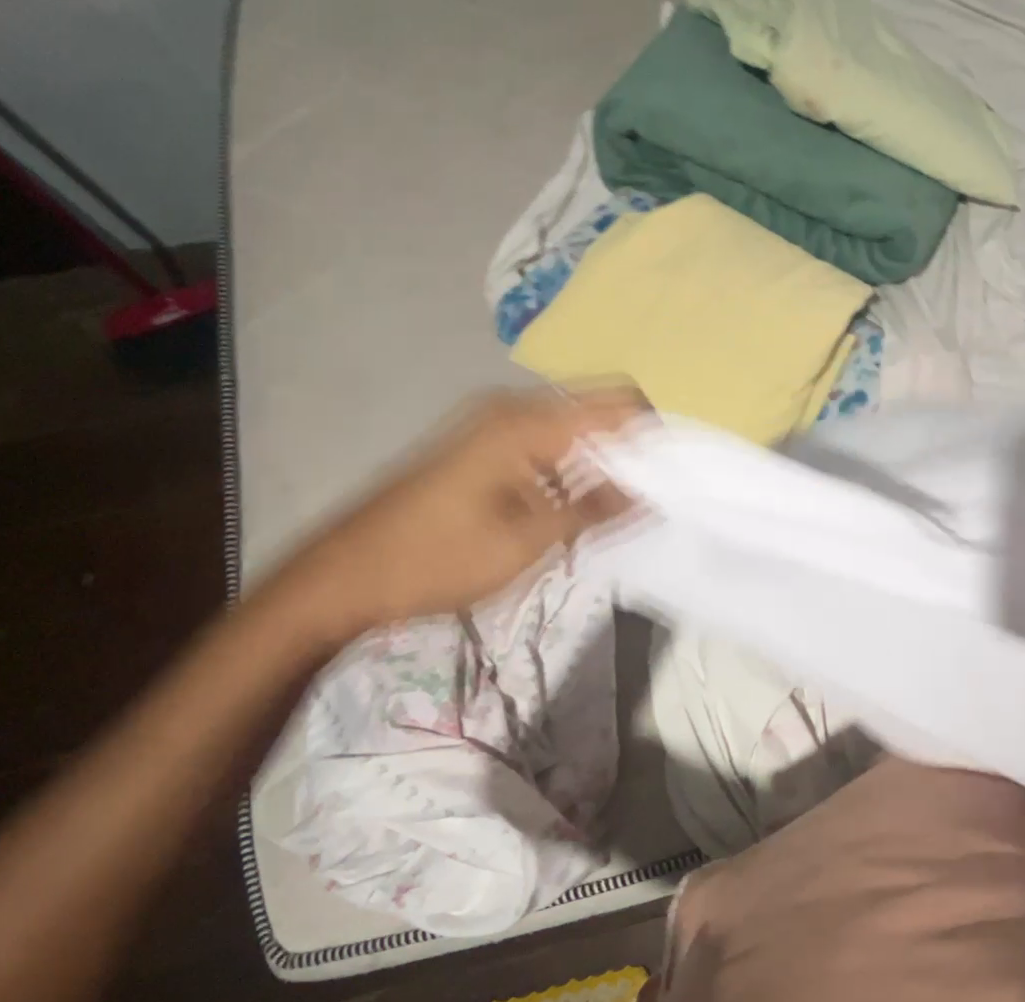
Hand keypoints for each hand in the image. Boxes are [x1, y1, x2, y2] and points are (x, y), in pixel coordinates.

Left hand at [268, 386, 647, 644]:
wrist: (343, 576)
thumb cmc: (435, 559)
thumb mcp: (525, 542)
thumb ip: (595, 510)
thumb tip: (654, 493)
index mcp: (524, 422)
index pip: (617, 403)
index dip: (656, 432)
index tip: (681, 476)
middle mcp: (511, 410)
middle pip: (598, 410)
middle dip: (634, 449)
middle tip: (658, 499)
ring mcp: (492, 427)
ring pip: (575, 429)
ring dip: (606, 463)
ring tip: (627, 510)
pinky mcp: (482, 449)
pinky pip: (549, 445)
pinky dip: (575, 470)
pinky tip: (582, 509)